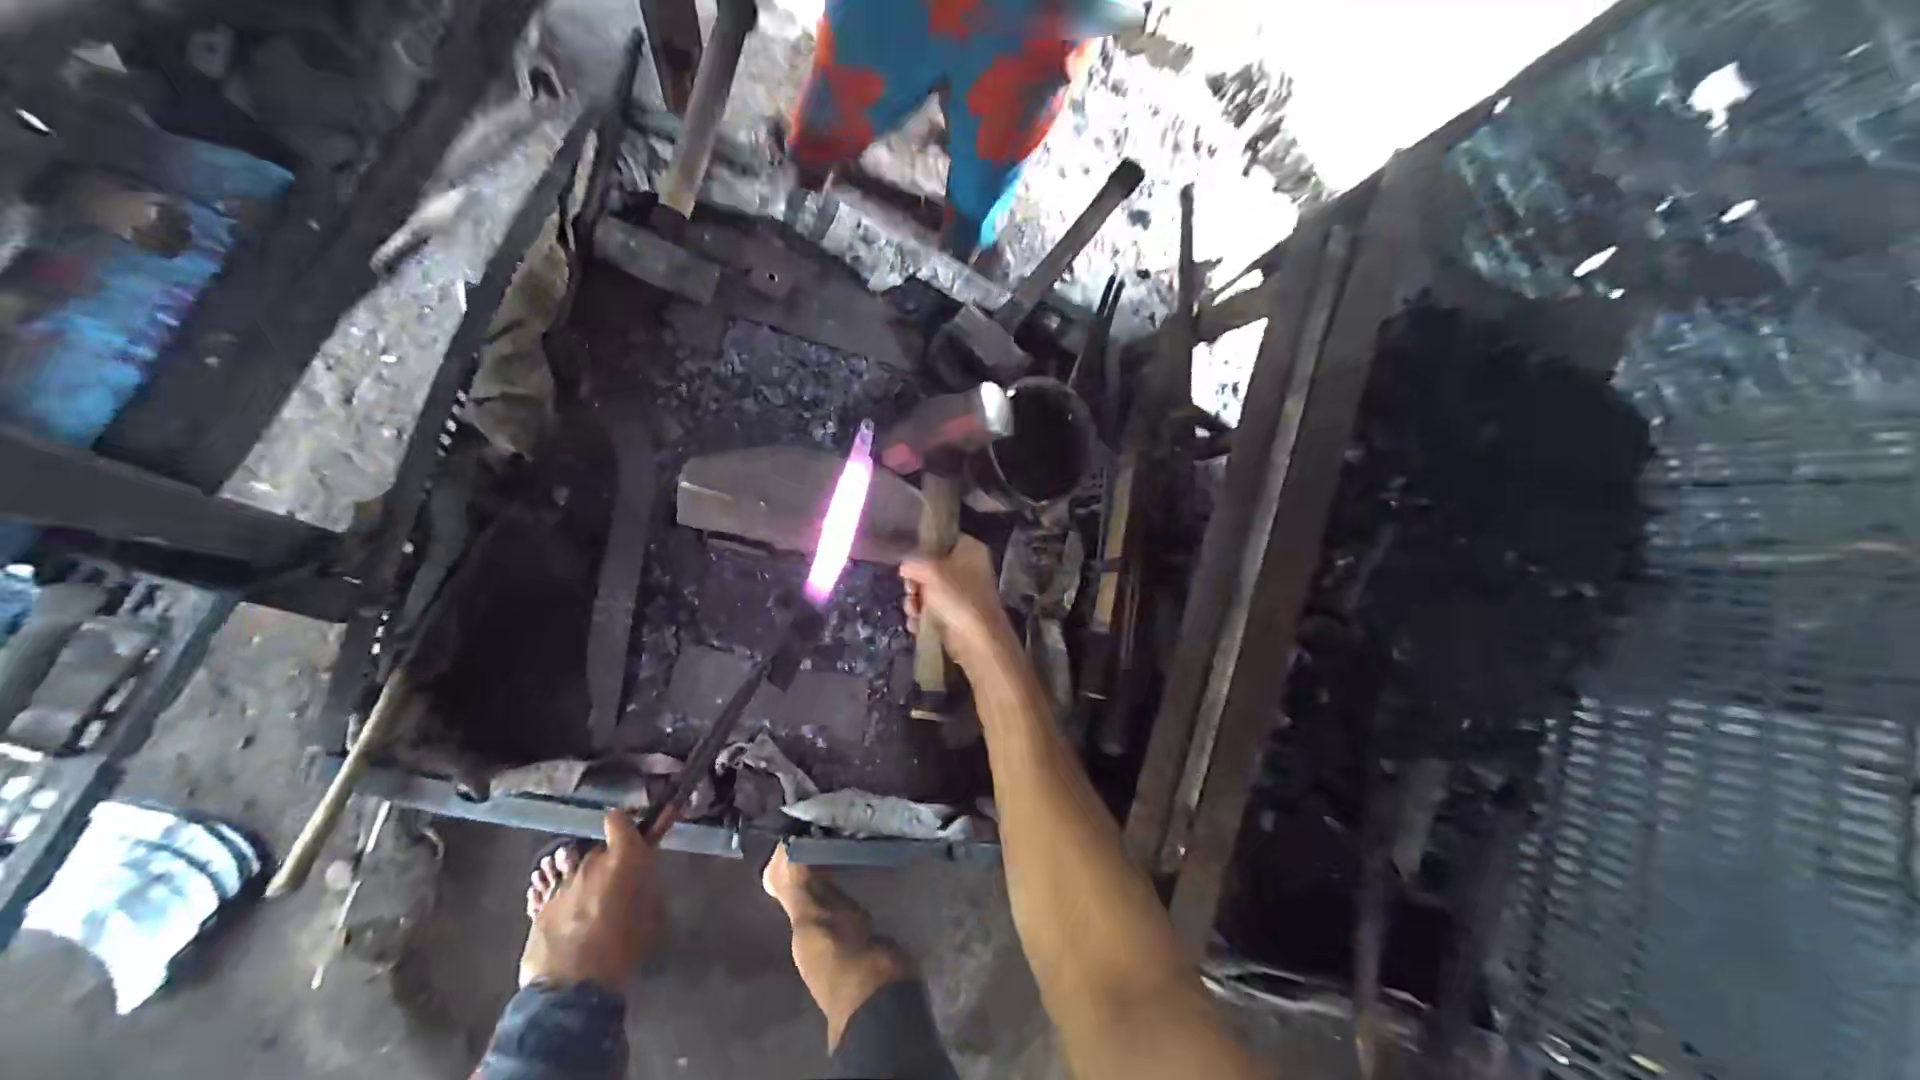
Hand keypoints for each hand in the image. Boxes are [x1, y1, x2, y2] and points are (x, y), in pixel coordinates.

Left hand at [519, 810, 662, 990]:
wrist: (572, 989)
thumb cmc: (624, 948)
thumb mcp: (653, 912)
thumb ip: (647, 883)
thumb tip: (642, 873)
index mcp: (623, 858)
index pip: (617, 819)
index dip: (623, 826)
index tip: (629, 839)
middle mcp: (590, 862)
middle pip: (599, 851)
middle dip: (607, 864)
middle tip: (615, 888)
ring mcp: (561, 883)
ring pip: (575, 872)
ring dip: (583, 883)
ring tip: (588, 909)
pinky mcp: (539, 907)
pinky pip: (555, 892)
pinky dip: (563, 901)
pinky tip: (569, 921)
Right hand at [900, 536, 1019, 671]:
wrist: (978, 640)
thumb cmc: (958, 597)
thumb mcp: (931, 571)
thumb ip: (913, 563)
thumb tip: (905, 567)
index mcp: (970, 550)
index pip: (942, 539)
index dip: (923, 548)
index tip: (908, 559)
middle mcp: (968, 569)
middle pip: (931, 567)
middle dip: (915, 581)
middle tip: (912, 589)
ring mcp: (962, 594)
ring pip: (928, 591)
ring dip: (915, 602)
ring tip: (914, 611)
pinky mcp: (956, 615)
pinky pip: (931, 610)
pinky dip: (922, 617)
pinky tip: (917, 623)